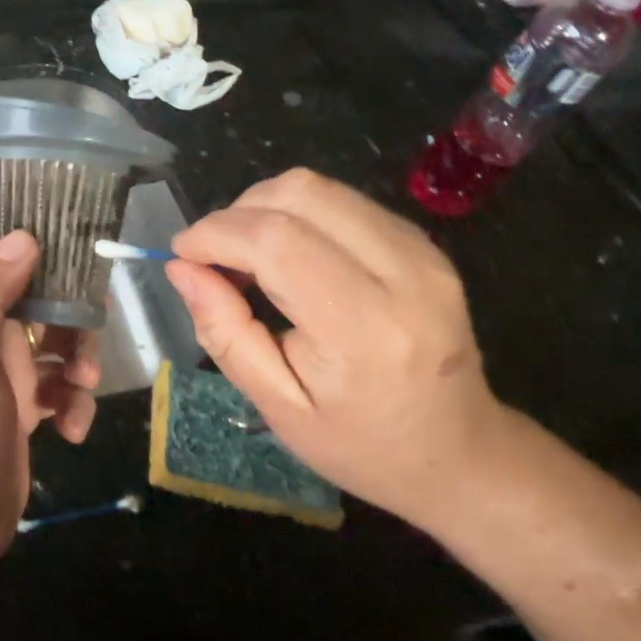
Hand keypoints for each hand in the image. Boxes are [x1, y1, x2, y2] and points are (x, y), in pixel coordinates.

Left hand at [0, 209, 99, 630]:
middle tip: (92, 311)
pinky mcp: (19, 409)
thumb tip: (22, 235)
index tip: (45, 209)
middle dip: (63, 293)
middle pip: (26, 282)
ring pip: (51, 333)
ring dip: (75, 353)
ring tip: (81, 386)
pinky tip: (72, 429)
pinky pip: (56, 385)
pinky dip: (70, 400)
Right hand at [165, 168, 512, 523]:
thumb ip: (225, 332)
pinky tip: (287, 254)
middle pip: (298, 195)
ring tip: (248, 256)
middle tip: (215, 258)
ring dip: (264, 208)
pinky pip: (342, 200)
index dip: (216, 233)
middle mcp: (401, 275)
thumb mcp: (278, 406)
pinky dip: (297, 213)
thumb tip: (181, 267)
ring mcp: (421, 252)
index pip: (276, 241)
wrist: (458, 453)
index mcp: (364, 328)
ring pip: (318, 188)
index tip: (183, 253)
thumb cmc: (360, 443)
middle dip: (237, 213)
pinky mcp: (424, 242)